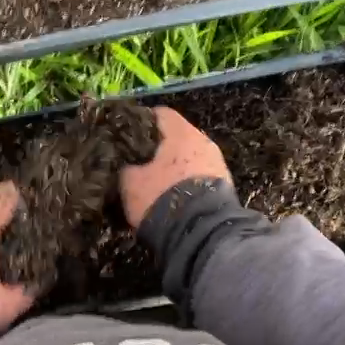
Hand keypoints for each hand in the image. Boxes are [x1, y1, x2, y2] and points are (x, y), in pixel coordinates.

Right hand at [118, 107, 232, 228]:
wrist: (198, 231)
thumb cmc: (159, 198)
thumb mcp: (128, 182)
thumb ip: (124, 164)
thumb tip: (121, 159)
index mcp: (179, 130)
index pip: (158, 114)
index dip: (139, 124)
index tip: (126, 139)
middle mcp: (202, 139)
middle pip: (175, 137)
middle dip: (157, 149)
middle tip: (138, 165)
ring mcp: (216, 162)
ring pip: (188, 158)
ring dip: (173, 168)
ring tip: (155, 185)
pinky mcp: (223, 185)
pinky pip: (198, 177)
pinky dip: (185, 183)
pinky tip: (173, 198)